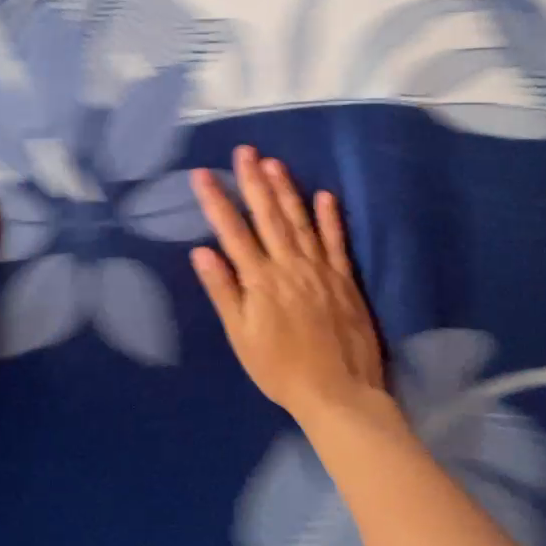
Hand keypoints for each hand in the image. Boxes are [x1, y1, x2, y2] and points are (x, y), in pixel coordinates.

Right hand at [189, 146, 389, 422]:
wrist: (339, 394)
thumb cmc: (280, 370)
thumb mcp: (241, 336)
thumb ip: (223, 291)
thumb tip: (201, 251)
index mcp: (260, 281)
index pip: (232, 232)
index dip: (217, 201)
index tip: (202, 174)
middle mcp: (289, 266)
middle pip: (268, 217)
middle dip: (253, 181)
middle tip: (244, 151)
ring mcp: (320, 270)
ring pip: (300, 221)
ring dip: (286, 190)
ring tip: (274, 162)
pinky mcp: (344, 280)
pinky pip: (336, 242)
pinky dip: (330, 218)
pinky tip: (324, 195)